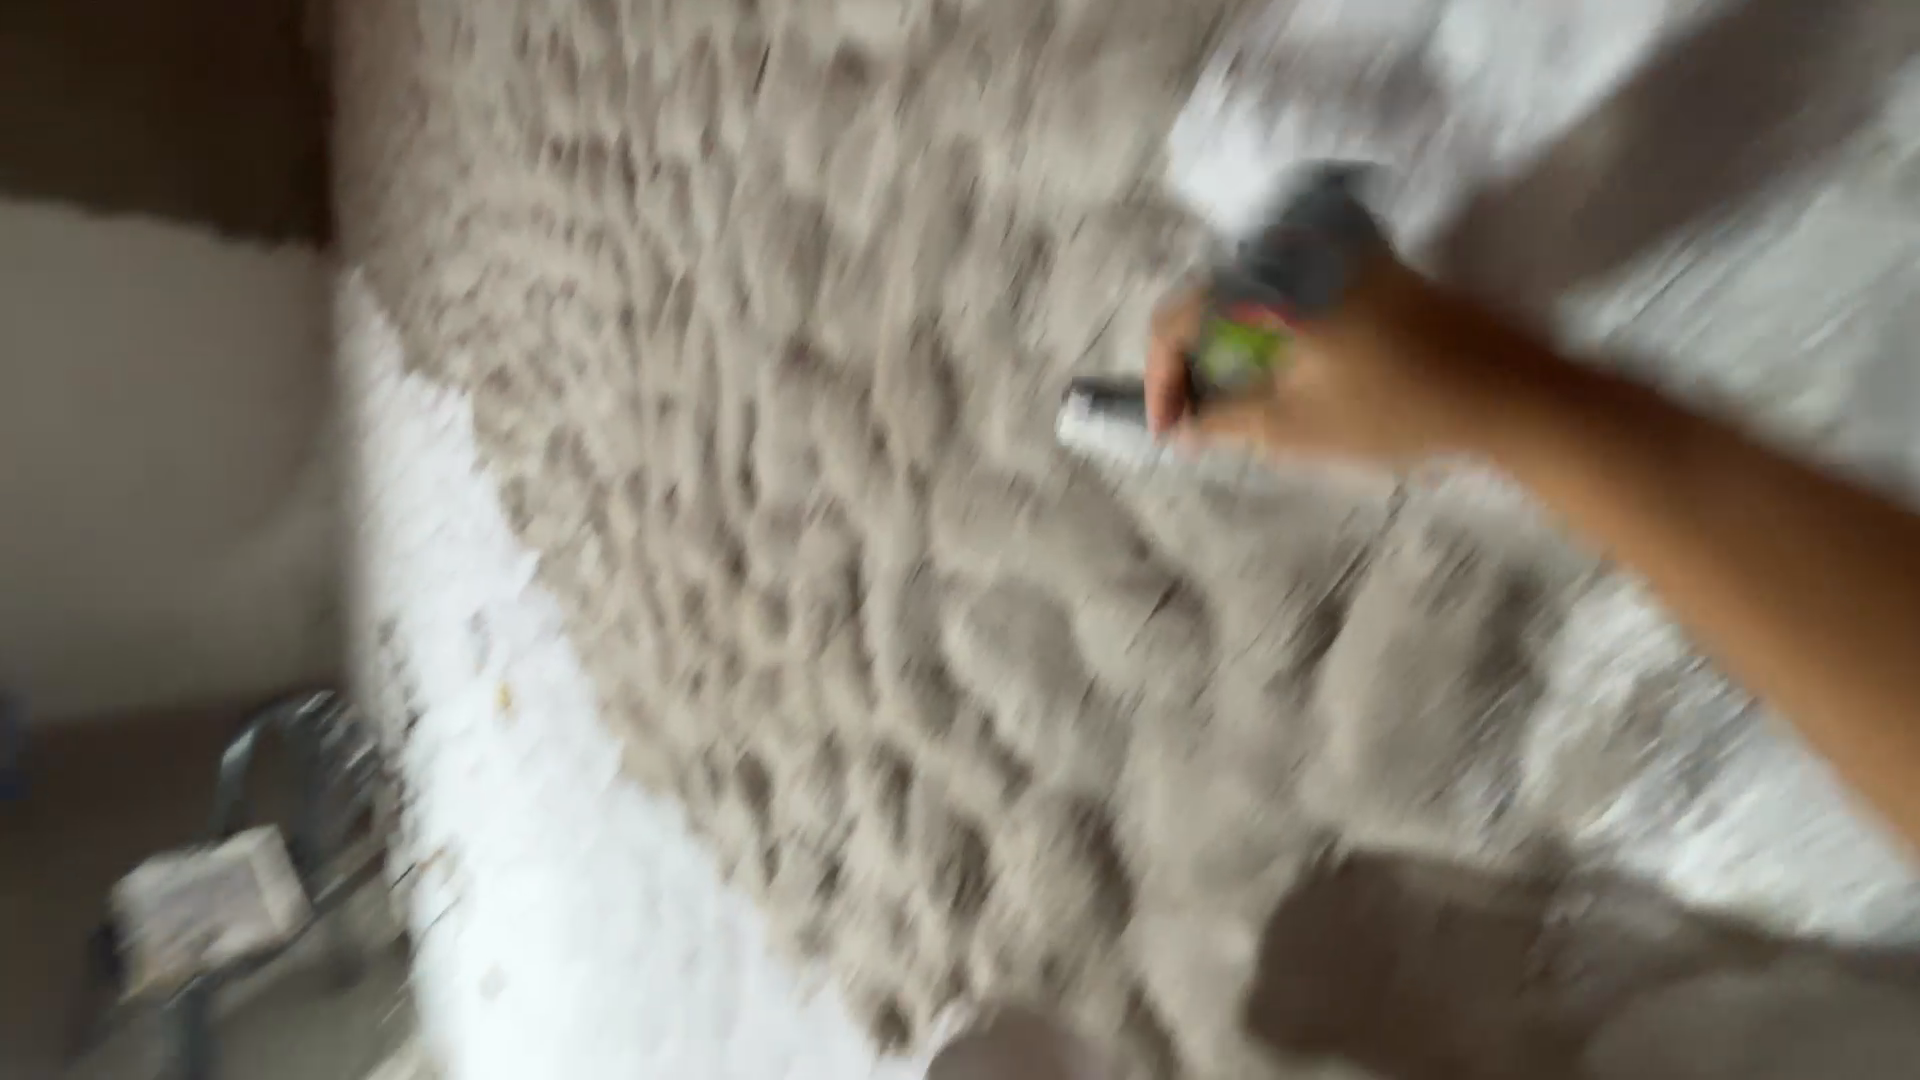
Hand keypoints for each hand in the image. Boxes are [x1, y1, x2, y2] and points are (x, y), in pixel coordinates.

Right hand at [1145, 258, 1528, 468]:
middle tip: (1190, 415)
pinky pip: (1280, 287)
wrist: (1504, 391)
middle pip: (1205, 300)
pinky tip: (1264, 368)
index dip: (1160, 376)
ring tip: (1220, 397)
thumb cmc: (1392, 412)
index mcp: (1273, 285)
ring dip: (1218, 345)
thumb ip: (1220, 420)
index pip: (1179, 319)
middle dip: (1185, 362)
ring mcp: (1330, 251)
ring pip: (1239, 292)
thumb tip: (1180, 425)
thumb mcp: (1290, 427)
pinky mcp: (1359, 261)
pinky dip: (1256, 328)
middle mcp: (1295, 251)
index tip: (1168, 428)